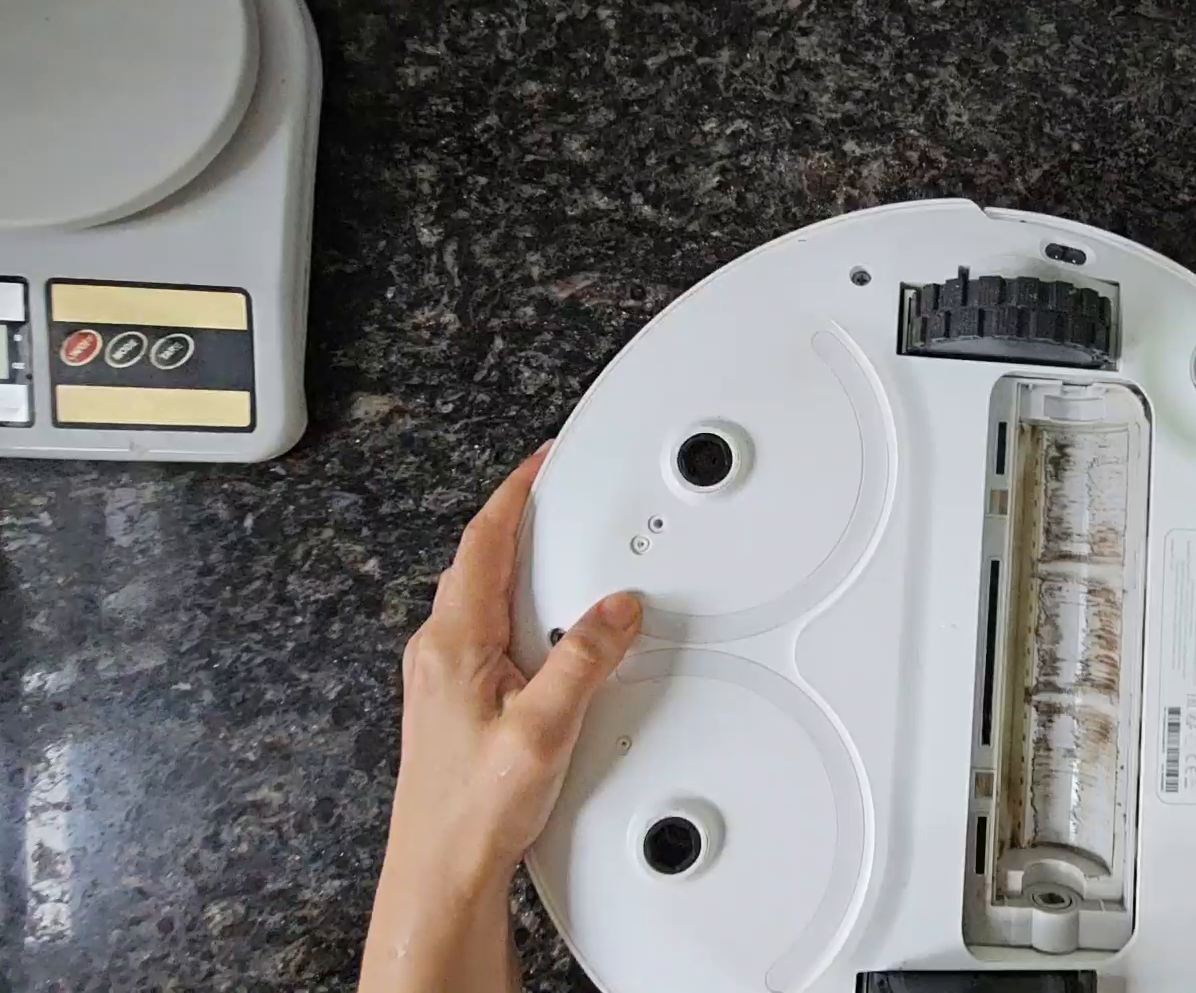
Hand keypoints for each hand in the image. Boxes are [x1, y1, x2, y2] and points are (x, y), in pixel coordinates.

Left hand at [359, 443, 643, 992]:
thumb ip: (583, 659)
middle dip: (524, 514)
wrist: (440, 872)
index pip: (484, 543)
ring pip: (491, 588)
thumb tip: (619, 607)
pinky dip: (528, 594)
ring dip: (527, 554)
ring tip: (566, 538)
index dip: (515, 493)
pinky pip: (496, 619)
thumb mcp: (542, 727)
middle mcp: (445, 648)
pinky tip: (555, 612)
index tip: (545, 460)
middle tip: (562, 487)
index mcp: (455, 642)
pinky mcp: (465, 689)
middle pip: (484, 557)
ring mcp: (451, 669)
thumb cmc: (471, 808)